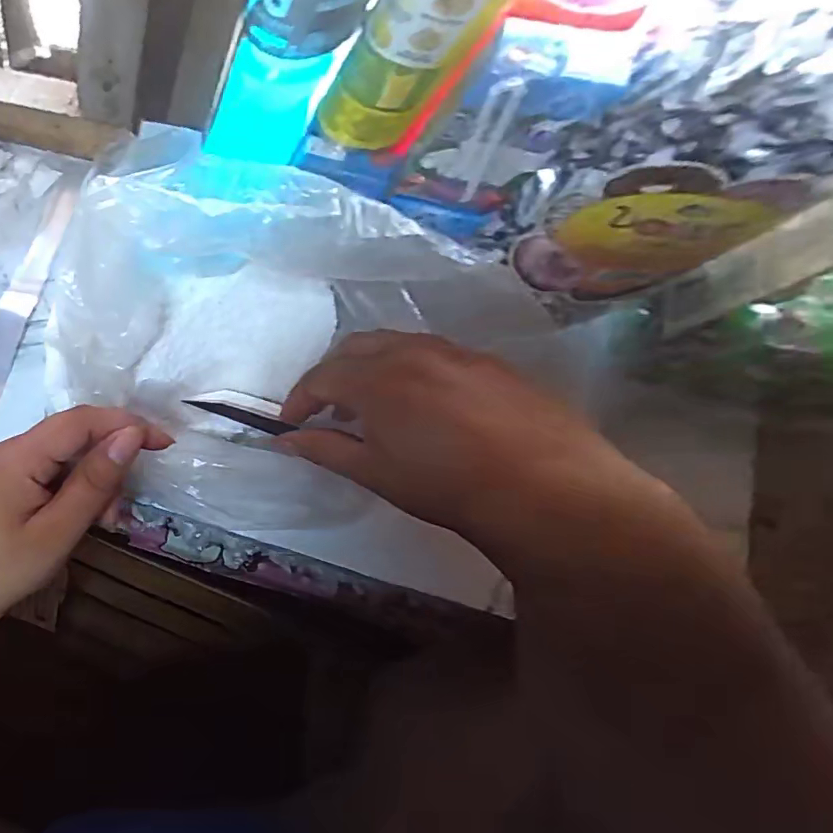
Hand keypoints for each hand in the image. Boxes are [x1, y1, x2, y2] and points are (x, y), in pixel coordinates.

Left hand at [0, 407, 172, 617]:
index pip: (80, 420)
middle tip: (122, 504)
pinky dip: (78, 485)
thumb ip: (95, 482)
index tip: (164, 443)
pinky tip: (84, 515)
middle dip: (109, 458)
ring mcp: (10, 460)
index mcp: (19, 455)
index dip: (125, 423)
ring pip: (68, 450)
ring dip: (95, 478)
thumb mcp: (59, 530)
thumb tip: (132, 436)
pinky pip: (54, 466)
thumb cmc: (8, 569)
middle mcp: (12, 447)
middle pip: (75, 432)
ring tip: (103, 519)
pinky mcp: (12, 476)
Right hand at [276, 332, 668, 554]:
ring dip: (370, 367)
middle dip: (331, 374)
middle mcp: (411, 352)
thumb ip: (324, 448)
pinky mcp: (490, 363)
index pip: (320, 377)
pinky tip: (423, 404)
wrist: (547, 488)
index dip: (299, 399)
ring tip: (373, 404)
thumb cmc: (445, 484)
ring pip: (396, 344)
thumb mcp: (374, 471)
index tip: (291, 424)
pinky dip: (409, 368)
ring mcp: (455, 353)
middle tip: (328, 409)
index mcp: (376, 379)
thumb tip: (284, 440)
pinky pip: (434, 353)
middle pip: (354, 347)